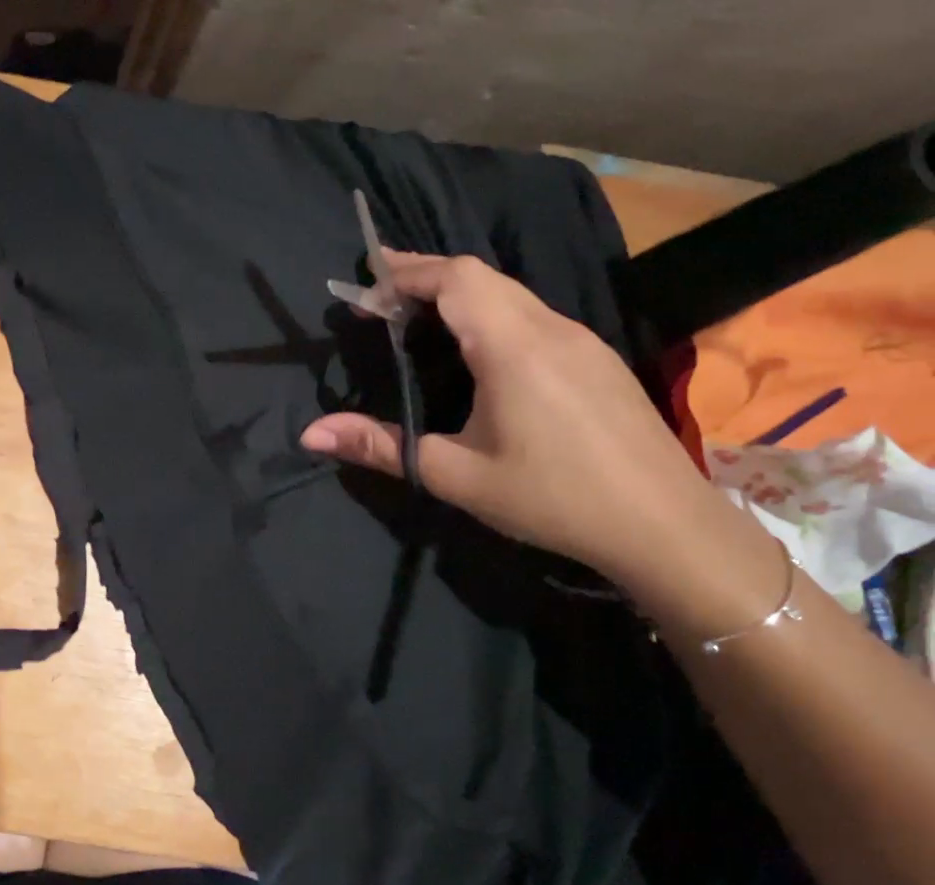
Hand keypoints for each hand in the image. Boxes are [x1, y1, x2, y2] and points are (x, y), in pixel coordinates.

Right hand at [300, 252, 719, 577]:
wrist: (661, 523)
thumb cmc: (551, 498)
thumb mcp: (455, 476)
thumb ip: (382, 446)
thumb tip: (310, 433)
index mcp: (514, 349)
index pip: (458, 279)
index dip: (407, 274)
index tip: (362, 289)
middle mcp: (552, 330)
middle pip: (484, 277)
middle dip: (426, 277)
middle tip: (377, 297)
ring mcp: (581, 342)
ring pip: (512, 294)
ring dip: (460, 295)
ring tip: (414, 319)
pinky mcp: (596, 361)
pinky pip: (533, 316)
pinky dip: (489, 315)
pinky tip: (472, 351)